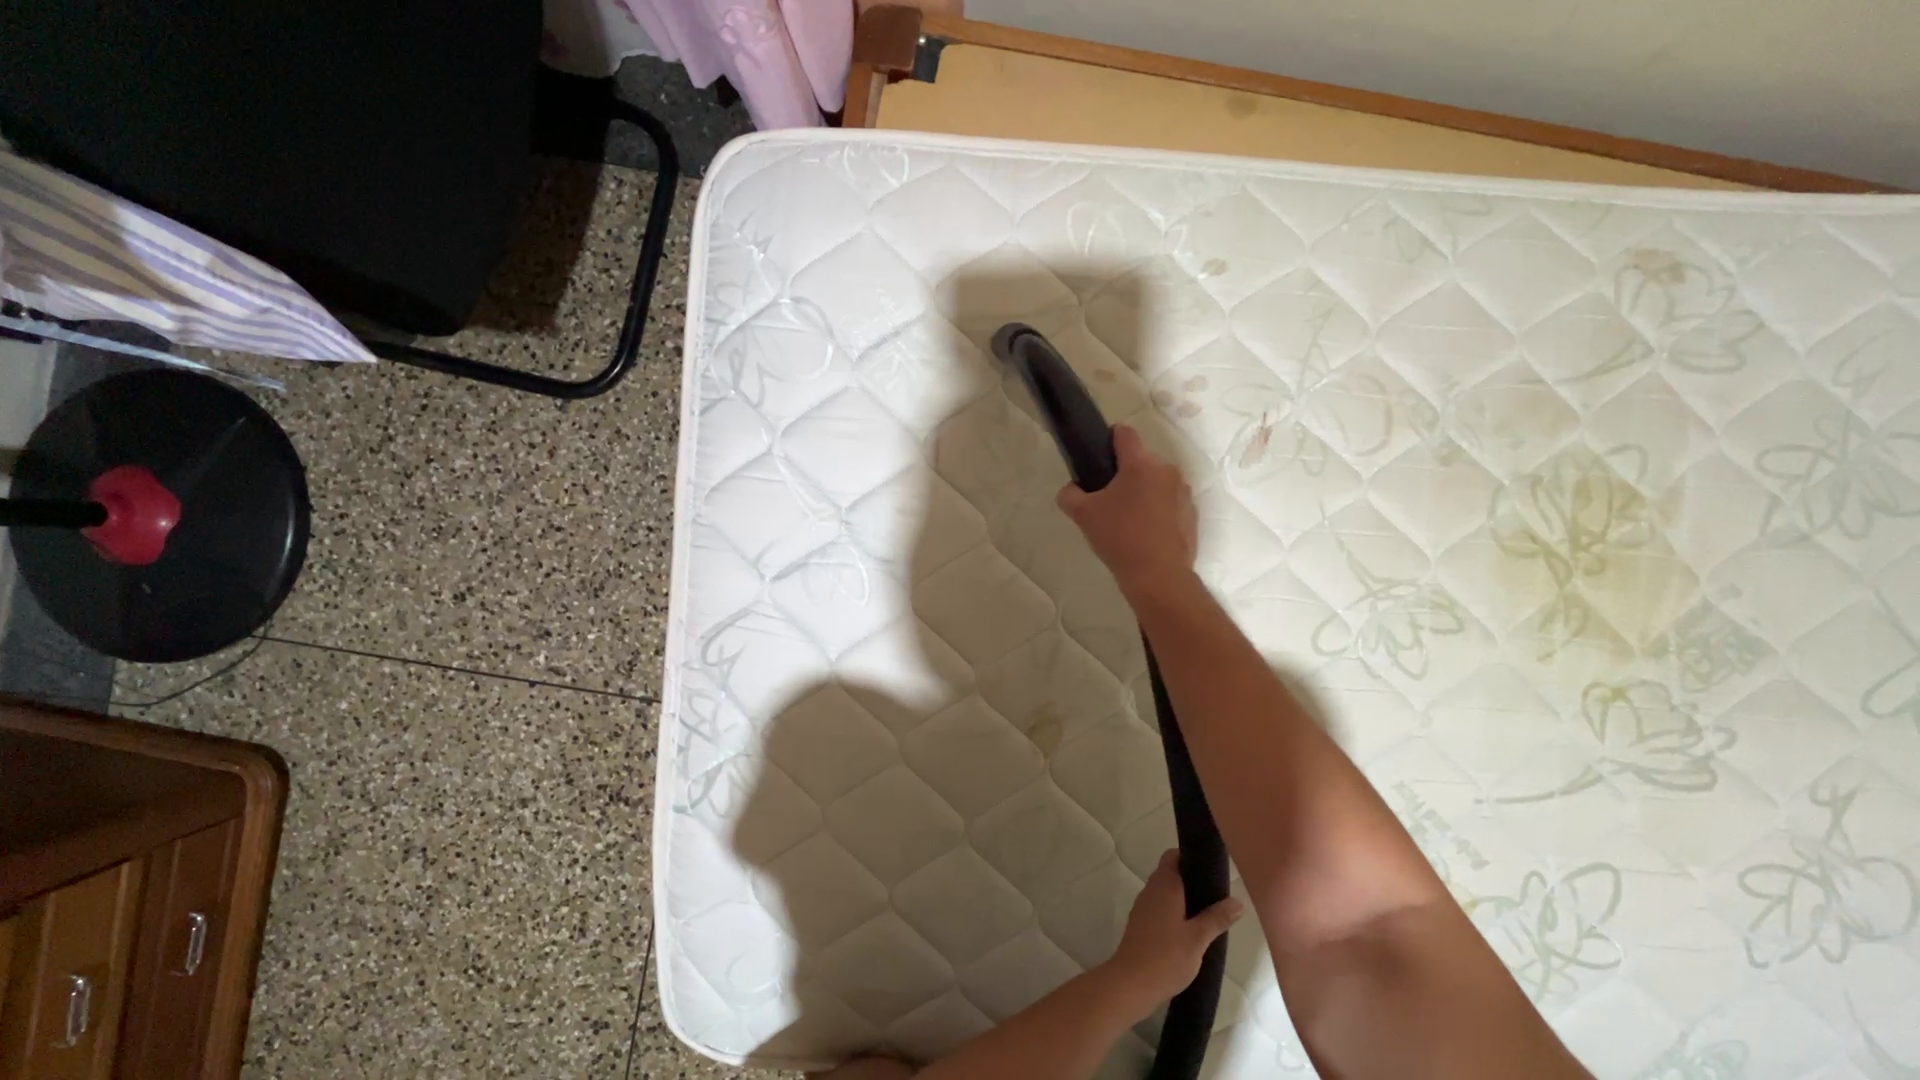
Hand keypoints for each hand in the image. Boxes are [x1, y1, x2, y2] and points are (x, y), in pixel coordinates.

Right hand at [1057, 426, 1198, 599]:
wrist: (1158, 576)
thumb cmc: (1119, 537)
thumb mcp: (1082, 515)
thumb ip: (1070, 494)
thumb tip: (1071, 489)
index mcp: (1140, 464)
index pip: (1125, 434)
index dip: (1110, 438)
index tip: (1100, 454)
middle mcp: (1166, 471)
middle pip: (1142, 461)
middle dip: (1126, 474)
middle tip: (1109, 499)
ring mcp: (1183, 492)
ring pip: (1157, 482)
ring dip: (1144, 492)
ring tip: (1129, 520)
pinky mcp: (1192, 514)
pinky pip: (1170, 503)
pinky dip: (1158, 511)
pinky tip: (1146, 534)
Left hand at [1105, 850, 1243, 1015]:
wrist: (1131, 983)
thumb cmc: (1166, 956)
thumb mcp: (1198, 938)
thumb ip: (1217, 918)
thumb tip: (1237, 901)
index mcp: (1164, 885)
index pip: (1173, 856)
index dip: (1191, 857)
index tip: (1212, 868)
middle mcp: (1151, 890)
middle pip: (1171, 873)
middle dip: (1193, 880)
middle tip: (1217, 894)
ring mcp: (1143, 908)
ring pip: (1166, 893)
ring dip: (1185, 899)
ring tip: (1210, 913)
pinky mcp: (1141, 925)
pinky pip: (1161, 909)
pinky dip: (1175, 913)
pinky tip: (1191, 931)